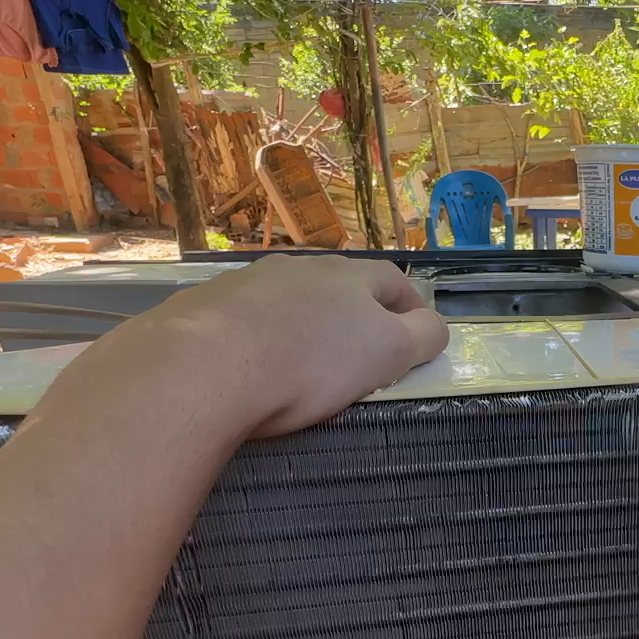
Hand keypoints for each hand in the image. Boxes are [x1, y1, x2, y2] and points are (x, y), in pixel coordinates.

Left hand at [56, 255, 447, 439]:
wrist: (202, 368)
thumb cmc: (312, 362)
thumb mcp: (388, 353)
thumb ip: (423, 338)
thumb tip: (436, 328)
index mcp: (349, 276)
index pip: (396, 282)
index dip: (413, 312)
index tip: (418, 342)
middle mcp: (300, 268)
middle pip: (343, 289)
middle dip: (360, 318)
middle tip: (366, 358)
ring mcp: (248, 283)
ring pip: (295, 302)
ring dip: (310, 327)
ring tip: (309, 366)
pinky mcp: (206, 308)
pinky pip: (250, 321)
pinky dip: (265, 340)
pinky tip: (258, 370)